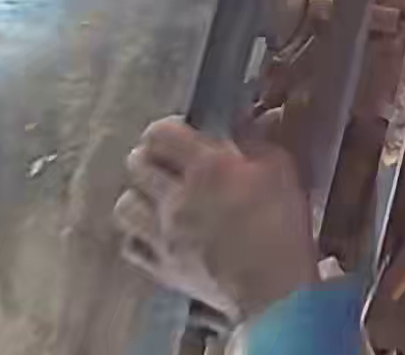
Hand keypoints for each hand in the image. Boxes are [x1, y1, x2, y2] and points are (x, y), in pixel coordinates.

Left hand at [114, 116, 317, 319]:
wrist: (272, 285)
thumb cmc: (280, 217)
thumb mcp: (279, 166)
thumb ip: (257, 139)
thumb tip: (250, 119)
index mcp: (205, 166)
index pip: (161, 134)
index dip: (166, 127)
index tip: (182, 129)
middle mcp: (174, 197)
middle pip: (136, 165)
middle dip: (149, 155)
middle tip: (169, 158)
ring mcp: (162, 235)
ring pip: (124, 205)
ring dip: (139, 193)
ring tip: (159, 193)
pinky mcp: (160, 267)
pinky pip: (130, 244)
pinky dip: (139, 232)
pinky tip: (158, 228)